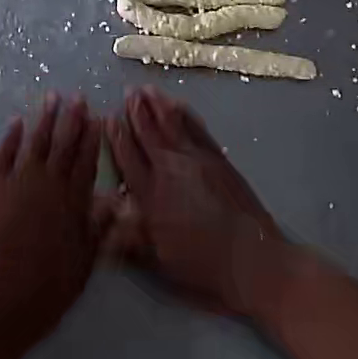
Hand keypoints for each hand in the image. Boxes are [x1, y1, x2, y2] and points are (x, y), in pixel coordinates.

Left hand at [0, 93, 106, 352]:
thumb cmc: (42, 294)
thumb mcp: (81, 268)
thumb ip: (96, 232)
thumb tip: (113, 204)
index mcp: (72, 204)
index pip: (87, 161)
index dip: (93, 138)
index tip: (97, 117)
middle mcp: (48, 185)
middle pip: (63, 144)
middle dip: (72, 119)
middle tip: (78, 97)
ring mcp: (17, 184)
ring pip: (36, 142)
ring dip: (45, 119)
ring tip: (53, 97)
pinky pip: (4, 155)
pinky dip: (11, 137)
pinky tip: (18, 122)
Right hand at [105, 86, 299, 317]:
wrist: (254, 262)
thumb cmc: (203, 268)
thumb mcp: (158, 261)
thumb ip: (129, 236)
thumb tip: (104, 215)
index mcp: (152, 196)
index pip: (128, 159)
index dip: (116, 138)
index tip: (107, 118)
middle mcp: (172, 171)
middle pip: (149, 135)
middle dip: (136, 113)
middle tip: (127, 92)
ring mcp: (198, 161)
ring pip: (172, 126)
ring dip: (158, 106)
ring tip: (146, 89)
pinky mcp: (220, 160)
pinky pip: (197, 129)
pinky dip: (186, 115)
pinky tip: (179, 106)